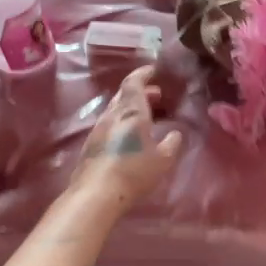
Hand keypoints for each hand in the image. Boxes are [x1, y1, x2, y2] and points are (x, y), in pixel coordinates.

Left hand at [76, 66, 182, 208]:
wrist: (95, 195)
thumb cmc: (134, 171)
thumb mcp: (163, 159)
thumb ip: (172, 143)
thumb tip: (175, 133)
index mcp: (131, 112)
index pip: (134, 83)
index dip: (143, 73)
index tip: (153, 70)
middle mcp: (112, 115)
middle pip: (123, 94)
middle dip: (141, 92)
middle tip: (157, 96)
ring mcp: (98, 130)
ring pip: (115, 109)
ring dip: (131, 108)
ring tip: (146, 116)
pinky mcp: (90, 145)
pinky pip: (109, 124)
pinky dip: (122, 121)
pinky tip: (129, 136)